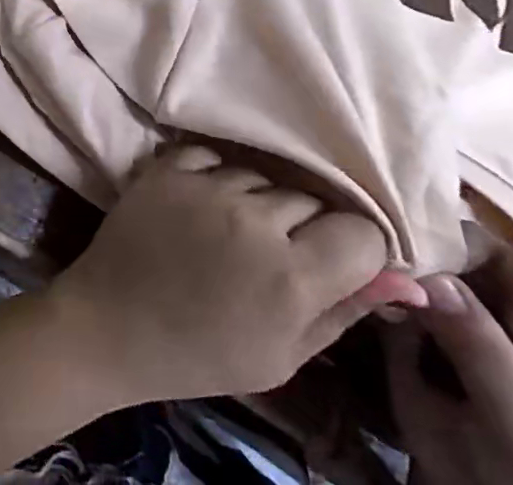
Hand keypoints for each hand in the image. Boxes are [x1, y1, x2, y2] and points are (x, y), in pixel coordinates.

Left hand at [48, 146, 425, 405]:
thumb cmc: (199, 354)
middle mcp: (253, 219)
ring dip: (260, 201)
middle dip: (306, 227)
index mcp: (290, 276)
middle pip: (312, 200)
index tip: (336, 263)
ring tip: (233, 231)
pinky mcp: (168, 168)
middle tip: (276, 254)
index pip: (361, 231)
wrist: (110, 325)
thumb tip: (403, 279)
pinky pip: (217, 156)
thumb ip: (343, 311)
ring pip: (265, 176)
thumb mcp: (282, 356)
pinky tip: (204, 205)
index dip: (355, 249)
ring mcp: (207, 187)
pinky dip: (217, 177)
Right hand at [384, 236, 512, 484]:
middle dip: (456, 256)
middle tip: (428, 284)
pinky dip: (381, 281)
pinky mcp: (419, 329)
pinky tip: (372, 292)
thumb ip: (486, 354)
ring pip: (437, 261)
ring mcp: (467, 318)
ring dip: (411, 259)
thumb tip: (431, 276)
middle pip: (492, 253)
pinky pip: (399, 287)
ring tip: (391, 284)